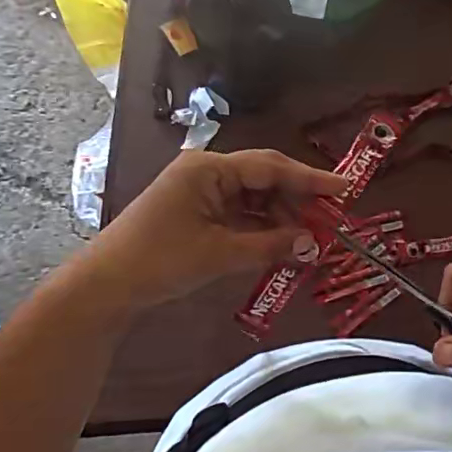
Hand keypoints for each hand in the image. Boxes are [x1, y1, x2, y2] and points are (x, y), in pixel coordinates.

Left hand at [79, 149, 348, 312]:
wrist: (106, 285)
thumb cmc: (160, 261)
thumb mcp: (220, 254)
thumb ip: (270, 246)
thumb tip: (312, 245)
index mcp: (209, 169)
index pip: (270, 167)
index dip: (310, 179)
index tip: (345, 188)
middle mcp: (205, 172)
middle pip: (263, 179)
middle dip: (296, 202)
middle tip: (328, 225)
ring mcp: (198, 191)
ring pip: (252, 198)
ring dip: (278, 219)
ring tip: (306, 242)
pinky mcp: (194, 211)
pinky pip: (237, 213)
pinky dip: (258, 229)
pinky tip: (278, 246)